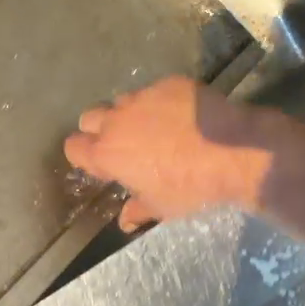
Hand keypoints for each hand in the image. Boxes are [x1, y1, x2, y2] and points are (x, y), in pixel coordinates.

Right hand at [63, 76, 282, 231]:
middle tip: (123, 145)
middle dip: (99, 129)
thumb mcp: (162, 207)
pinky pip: (154, 91)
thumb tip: (124, 221)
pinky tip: (182, 116)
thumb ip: (137, 209)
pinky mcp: (169, 83)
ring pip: (122, 101)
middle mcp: (118, 120)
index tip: (104, 166)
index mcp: (108, 153)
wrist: (231, 151)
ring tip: (155, 129)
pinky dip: (161, 103)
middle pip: (89, 117)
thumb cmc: (190, 186)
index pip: (73, 147)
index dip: (85, 156)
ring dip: (130, 115)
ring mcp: (143, 97)